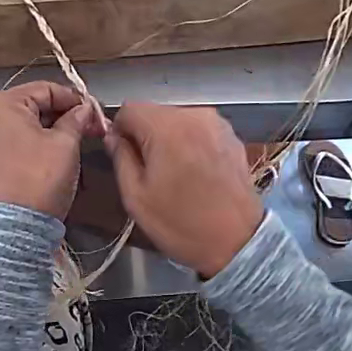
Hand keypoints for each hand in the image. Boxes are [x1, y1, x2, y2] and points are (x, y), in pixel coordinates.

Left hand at [0, 83, 104, 218]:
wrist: (18, 226)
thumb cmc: (38, 181)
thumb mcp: (65, 144)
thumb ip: (77, 119)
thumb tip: (85, 109)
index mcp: (1, 104)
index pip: (46, 89)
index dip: (76, 99)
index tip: (96, 111)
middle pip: (37, 104)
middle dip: (67, 115)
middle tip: (93, 127)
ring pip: (31, 123)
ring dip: (58, 129)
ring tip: (82, 140)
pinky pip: (23, 140)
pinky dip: (43, 142)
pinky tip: (63, 151)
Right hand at [107, 102, 263, 277]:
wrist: (237, 242)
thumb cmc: (182, 224)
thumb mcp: (137, 198)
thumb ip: (121, 159)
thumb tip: (113, 137)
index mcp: (167, 127)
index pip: (128, 108)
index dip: (119, 130)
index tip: (124, 156)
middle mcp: (194, 115)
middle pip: (155, 112)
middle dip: (146, 136)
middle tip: (150, 172)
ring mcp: (218, 124)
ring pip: (177, 120)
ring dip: (169, 140)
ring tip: (175, 175)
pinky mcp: (232, 137)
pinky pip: (199, 130)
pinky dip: (191, 144)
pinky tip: (195, 174)